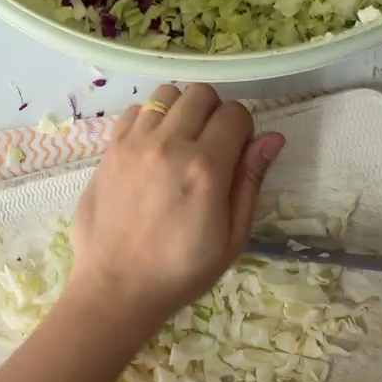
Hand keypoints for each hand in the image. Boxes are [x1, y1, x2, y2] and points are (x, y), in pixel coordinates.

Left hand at [63, 84, 283, 345]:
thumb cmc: (180, 271)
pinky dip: (147, 119)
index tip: (237, 154)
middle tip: (211, 144)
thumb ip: (250, 181)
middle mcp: (169, 145)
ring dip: (180, 110)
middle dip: (214, 112)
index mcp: (205, 168)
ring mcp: (134, 144)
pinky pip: (133, 111)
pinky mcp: (109, 151)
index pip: (235, 113)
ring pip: (165, 93)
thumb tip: (272, 138)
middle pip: (201, 93)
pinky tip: (151, 148)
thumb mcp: (232, 237)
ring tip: (179, 141)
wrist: (116, 288)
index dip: (243, 130)